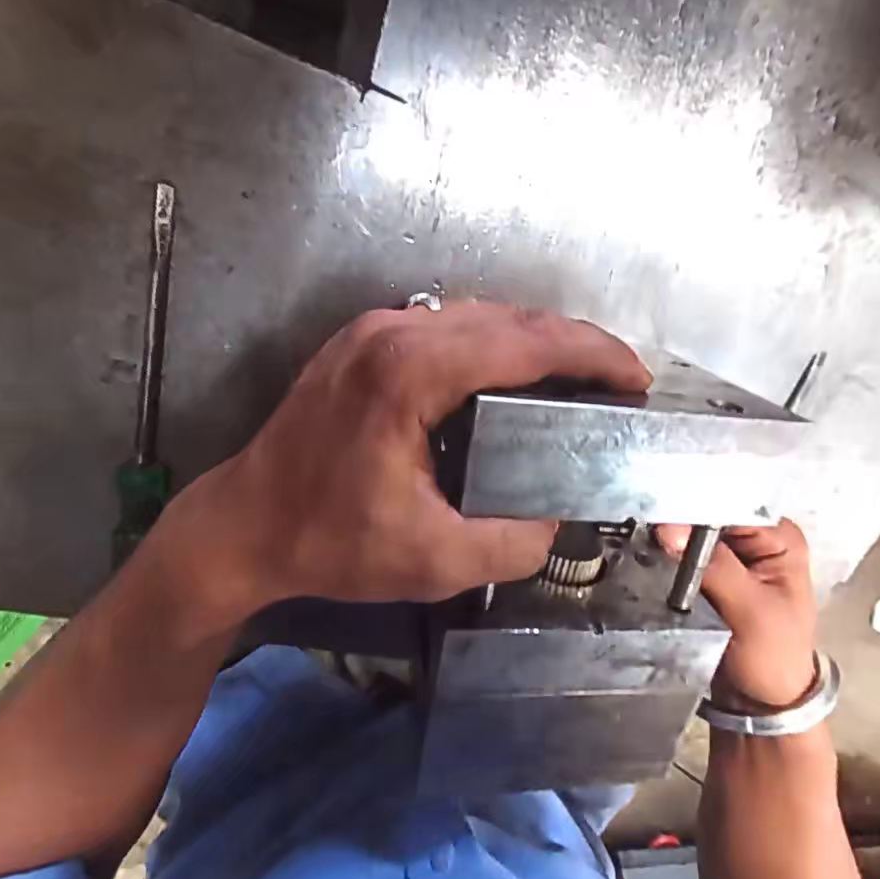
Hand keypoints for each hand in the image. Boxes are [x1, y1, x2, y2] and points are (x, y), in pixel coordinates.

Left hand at [163, 300, 650, 610]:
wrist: (245, 526)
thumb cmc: (329, 542)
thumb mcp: (433, 563)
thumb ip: (510, 545)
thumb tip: (553, 518)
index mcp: (410, 375)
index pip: (524, 342)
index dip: (591, 353)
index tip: (634, 375)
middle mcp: (393, 334)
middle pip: (508, 318)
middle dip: (574, 343)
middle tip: (616, 379)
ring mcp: (373, 331)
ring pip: (479, 315)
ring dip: (536, 338)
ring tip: (579, 375)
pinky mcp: (362, 342)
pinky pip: (448, 326)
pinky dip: (496, 342)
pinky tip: (517, 372)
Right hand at [658, 520, 817, 708]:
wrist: (761, 702)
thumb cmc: (771, 656)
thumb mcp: (750, 609)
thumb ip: (714, 565)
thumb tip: (670, 528)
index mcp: (780, 539)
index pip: (732, 506)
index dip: (696, 506)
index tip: (660, 512)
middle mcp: (757, 540)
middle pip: (711, 515)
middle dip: (679, 519)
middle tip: (642, 520)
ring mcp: (734, 558)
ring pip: (694, 535)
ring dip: (670, 538)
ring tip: (639, 534)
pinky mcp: (712, 576)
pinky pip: (686, 556)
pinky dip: (669, 556)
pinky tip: (647, 551)